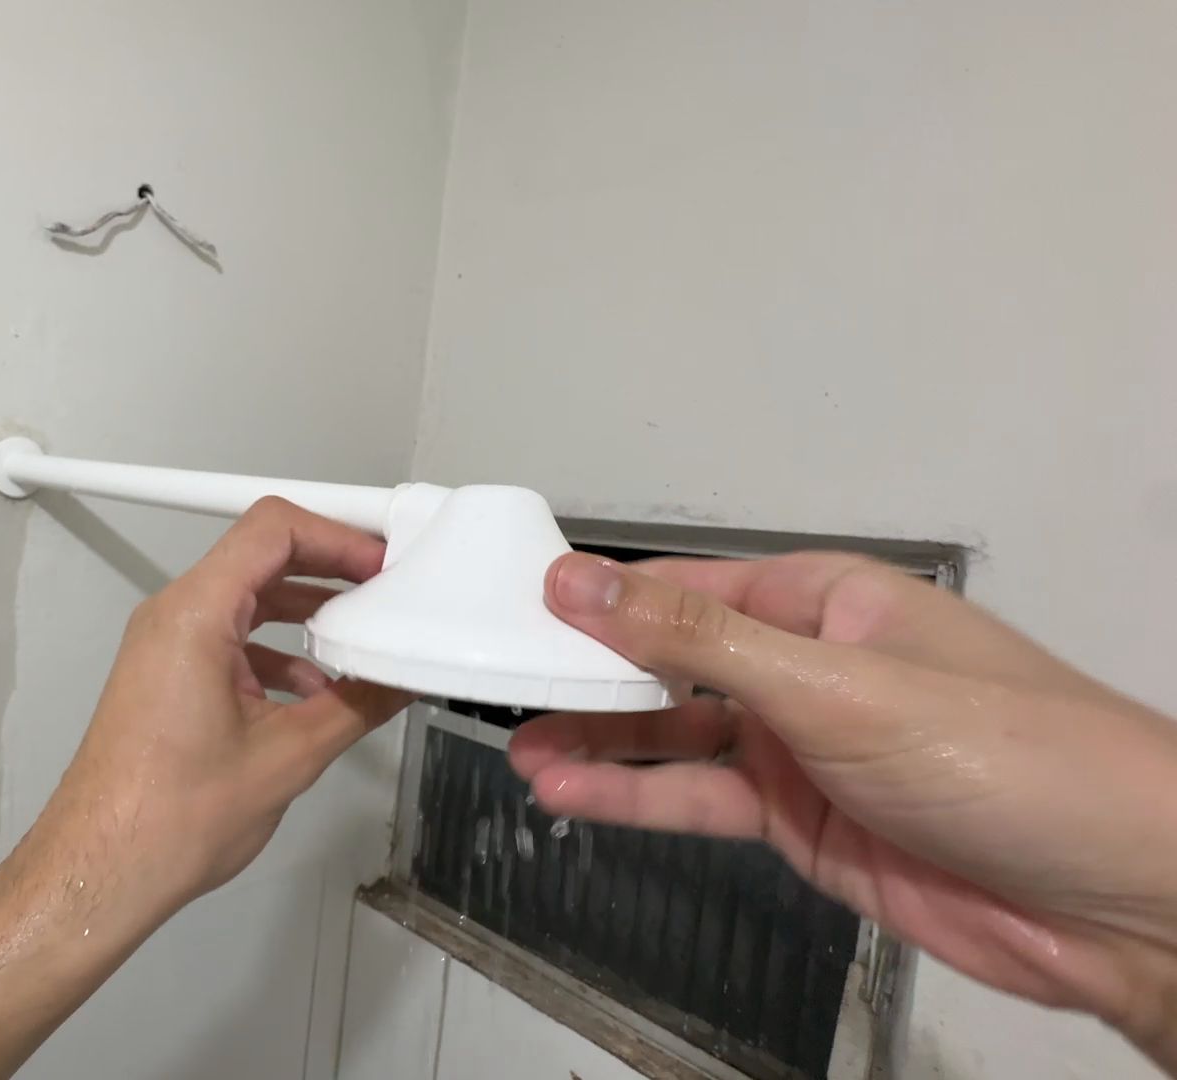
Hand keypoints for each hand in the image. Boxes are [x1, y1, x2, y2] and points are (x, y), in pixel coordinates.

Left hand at [42, 496, 416, 911]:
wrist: (101, 867)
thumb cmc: (171, 815)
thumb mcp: (287, 756)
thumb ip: (356, 706)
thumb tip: (399, 680)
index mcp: (195, 614)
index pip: (271, 530)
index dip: (334, 536)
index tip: (378, 563)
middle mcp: (173, 614)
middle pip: (260, 556)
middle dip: (326, 568)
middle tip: (380, 588)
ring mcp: (165, 642)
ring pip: (246, 598)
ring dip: (303, 611)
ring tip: (356, 638)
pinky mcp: (167, 671)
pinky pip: (228, 636)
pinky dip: (274, 649)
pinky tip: (313, 690)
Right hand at [507, 552, 1176, 1061]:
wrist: (1138, 915)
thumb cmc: (1004, 757)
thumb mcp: (827, 684)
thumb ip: (689, 637)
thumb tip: (576, 581)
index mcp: (811, 603)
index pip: (676, 589)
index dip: (597, 599)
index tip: (518, 609)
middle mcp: (790, 665)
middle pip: (662, 662)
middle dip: (586, 676)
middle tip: (505, 680)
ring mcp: (785, 743)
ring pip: (666, 732)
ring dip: (595, 742)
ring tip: (523, 747)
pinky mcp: (785, 813)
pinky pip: (690, 794)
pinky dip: (630, 796)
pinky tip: (569, 795)